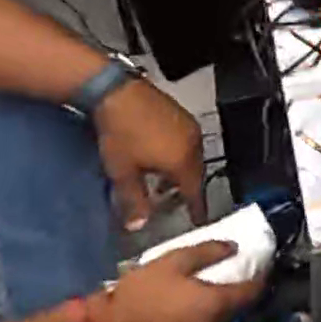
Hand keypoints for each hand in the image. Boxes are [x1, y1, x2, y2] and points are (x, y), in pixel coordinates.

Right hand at [84, 242, 264, 321]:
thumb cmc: (135, 294)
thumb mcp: (173, 261)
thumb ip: (208, 252)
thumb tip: (235, 248)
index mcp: (214, 307)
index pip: (250, 294)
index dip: (259, 280)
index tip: (263, 270)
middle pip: (230, 314)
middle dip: (232, 300)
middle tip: (226, 284)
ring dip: (209, 319)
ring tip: (197, 305)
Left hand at [94, 78, 208, 229]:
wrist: (121, 95)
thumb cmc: (122, 135)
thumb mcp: (123, 173)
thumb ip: (134, 201)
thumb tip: (139, 226)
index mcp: (183, 161)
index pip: (195, 190)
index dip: (197, 207)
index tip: (199, 219)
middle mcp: (193, 145)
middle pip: (197, 173)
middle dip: (189, 189)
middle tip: (178, 201)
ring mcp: (191, 128)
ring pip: (194, 157)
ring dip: (183, 171)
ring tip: (164, 181)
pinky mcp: (184, 116)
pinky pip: (190, 142)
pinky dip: (181, 155)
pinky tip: (163, 156)